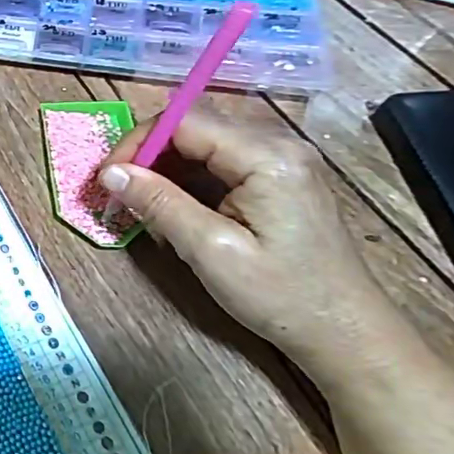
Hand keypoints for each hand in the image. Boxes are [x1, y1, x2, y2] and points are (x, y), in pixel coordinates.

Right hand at [98, 112, 401, 366]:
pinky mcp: (279, 175)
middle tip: (120, 190)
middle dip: (148, 152)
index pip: (184, 121)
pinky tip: (176, 206)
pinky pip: (221, 158)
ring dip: (166, 164)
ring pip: (204, 140)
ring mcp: (282, 157)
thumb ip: (159, 204)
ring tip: (143, 201)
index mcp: (267, 156)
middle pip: (194, 124)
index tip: (107, 178)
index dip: (137, 142)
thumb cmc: (280, 296)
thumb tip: (110, 173)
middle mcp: (278, 143)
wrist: (345, 332)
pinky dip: (189, 175)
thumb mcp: (210, 251)